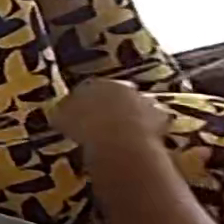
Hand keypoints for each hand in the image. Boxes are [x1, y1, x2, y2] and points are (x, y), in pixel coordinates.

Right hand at [55, 78, 172, 152]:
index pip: (89, 87)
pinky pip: (150, 123)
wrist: (118, 140)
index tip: (79, 112)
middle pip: (116, 95)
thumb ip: (63, 110)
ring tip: (117, 133)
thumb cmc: (83, 124)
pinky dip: (143, 130)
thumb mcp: (60, 116)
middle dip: (110, 106)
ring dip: (129, 117)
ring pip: (135, 108)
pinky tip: (132, 141)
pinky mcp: (162, 119)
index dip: (83, 100)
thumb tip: (62, 110)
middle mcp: (123, 87)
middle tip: (100, 120)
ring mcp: (145, 102)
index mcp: (96, 83)